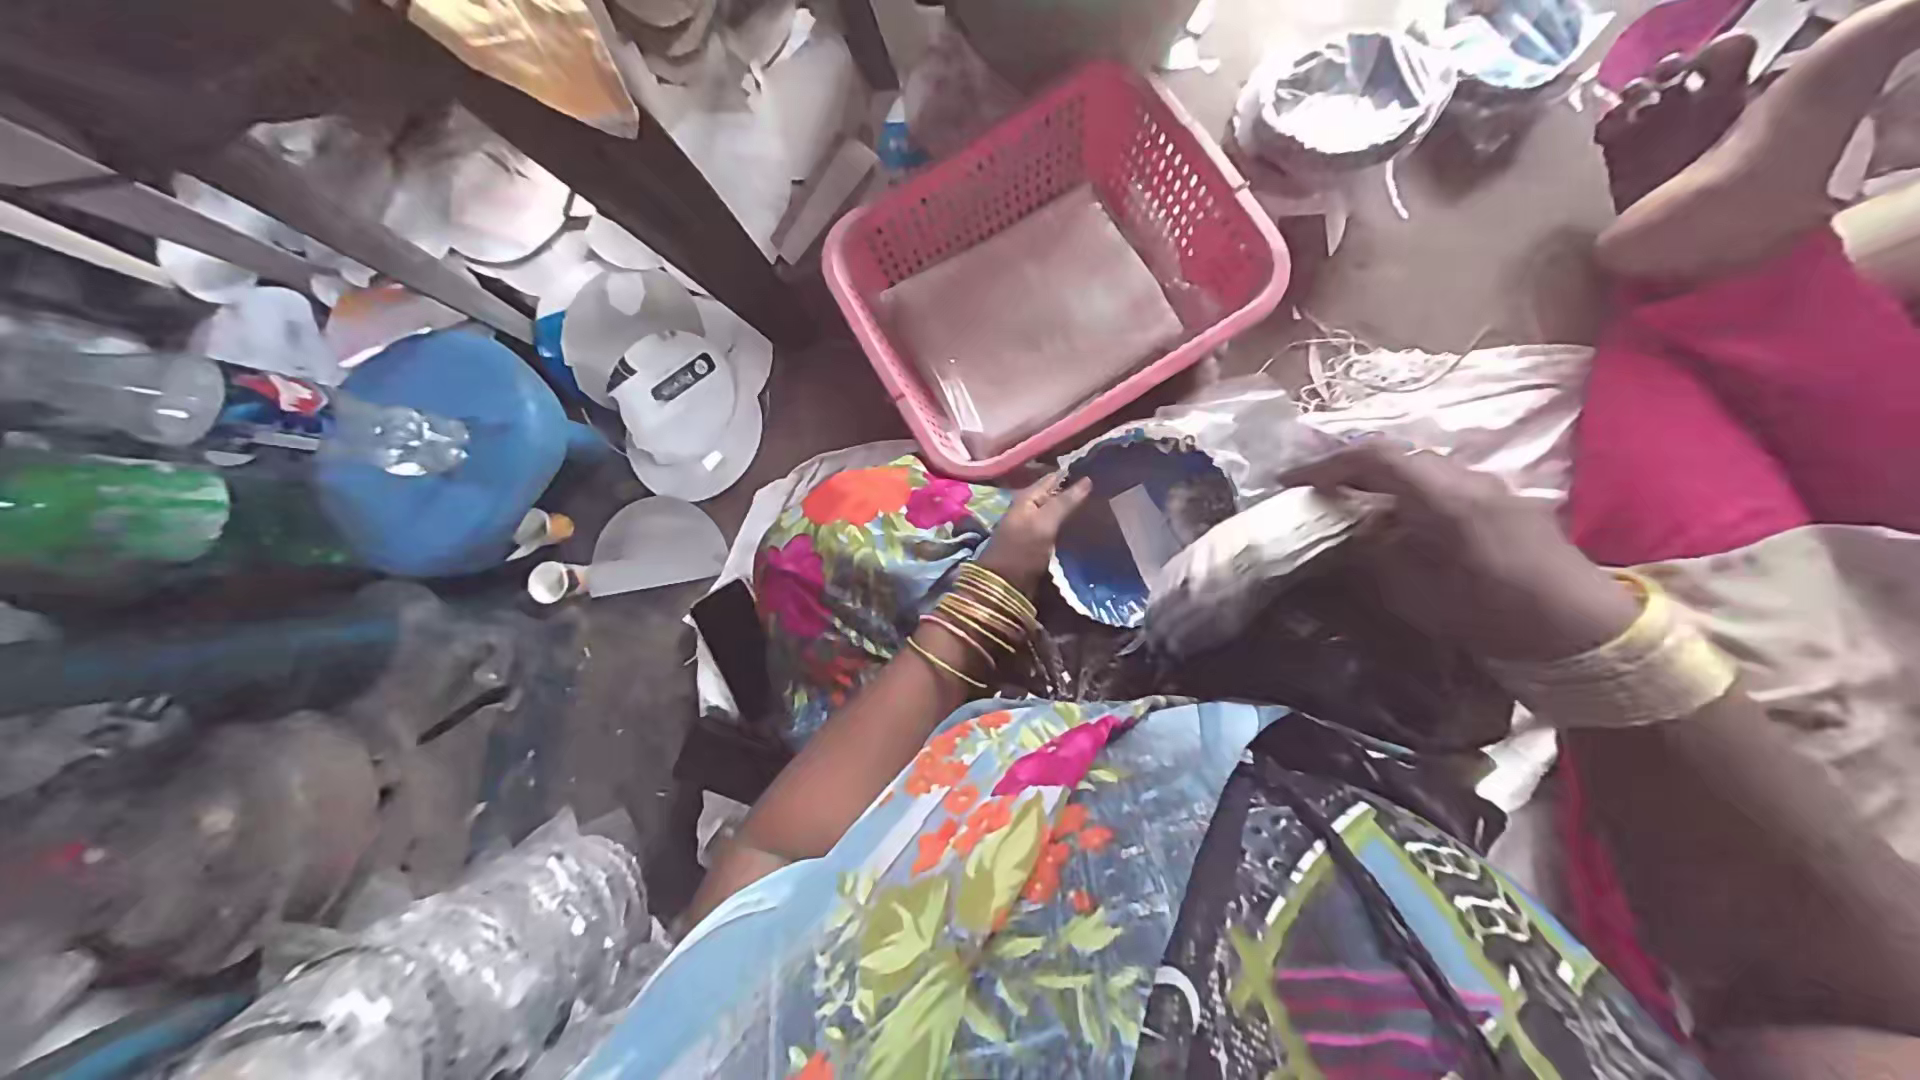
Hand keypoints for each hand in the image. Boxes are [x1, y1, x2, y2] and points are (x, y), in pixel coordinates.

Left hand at [976, 472, 1094, 595]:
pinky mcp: (1040, 543)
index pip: (1054, 477)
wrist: (1005, 584)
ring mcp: (1035, 526)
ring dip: (1076, 510)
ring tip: (1104, 506)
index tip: (1100, 468)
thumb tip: (1088, 480)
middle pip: (1057, 494)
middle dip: (1078, 492)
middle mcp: (1030, 507)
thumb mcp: (1044, 523)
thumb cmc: (1022, 549)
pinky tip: (1089, 527)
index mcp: (1027, 497)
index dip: (1074, 472)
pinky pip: (1060, 528)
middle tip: (1107, 489)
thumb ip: (1064, 501)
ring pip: (1060, 512)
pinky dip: (1072, 526)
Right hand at [1280, 441, 1639, 661]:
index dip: (1325, 465)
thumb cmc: (1494, 615)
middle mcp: (1468, 480)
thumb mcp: (1418, 594)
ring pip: (1420, 466)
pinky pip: (1440, 481)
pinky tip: (1396, 517)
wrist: (1585, 629)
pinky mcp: (1502, 500)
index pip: (1374, 458)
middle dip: (1347, 468)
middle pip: (1396, 455)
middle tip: (1314, 491)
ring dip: (1378, 478)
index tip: (1290, 481)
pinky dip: (1406, 489)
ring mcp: (1490, 486)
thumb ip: (1378, 555)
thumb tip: (1352, 533)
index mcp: (1445, 500)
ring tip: (1348, 502)